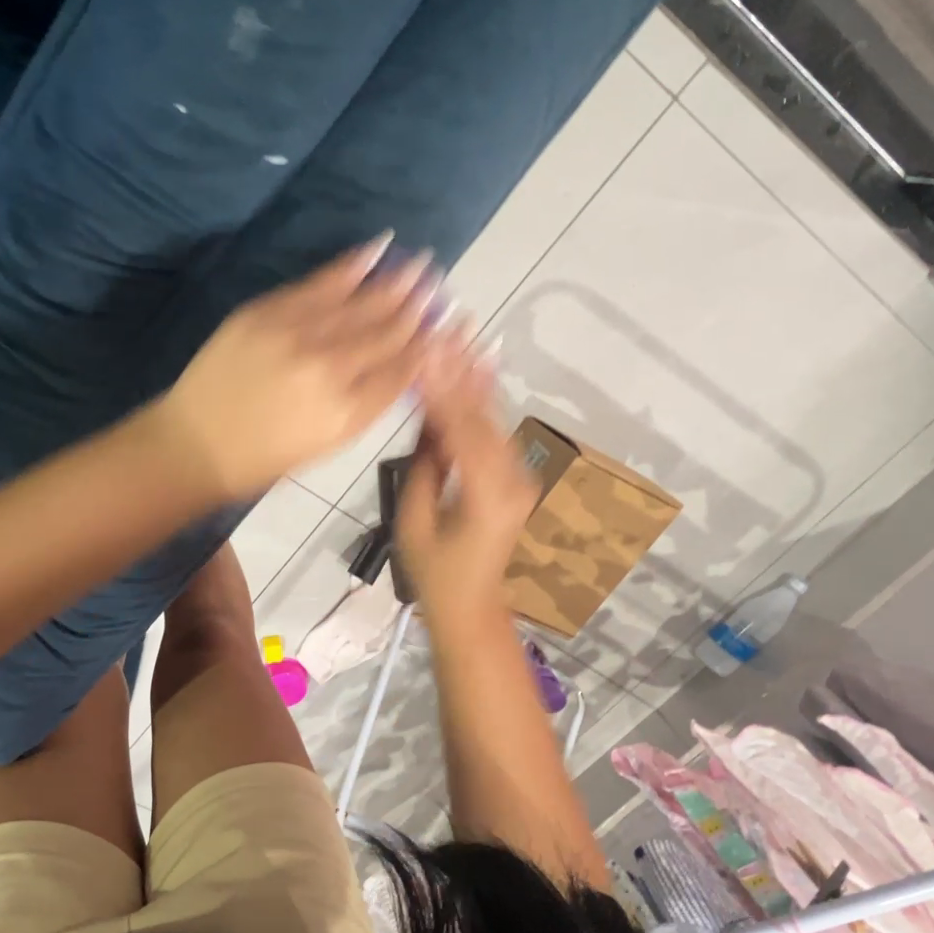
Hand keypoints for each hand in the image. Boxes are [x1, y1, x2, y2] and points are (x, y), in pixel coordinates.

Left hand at [151, 234, 441, 498]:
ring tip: (423, 265)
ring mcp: (299, 337)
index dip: (432, 344)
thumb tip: (402, 366)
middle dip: (420, 308)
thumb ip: (365, 405)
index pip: (404, 370)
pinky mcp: (268, 314)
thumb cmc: (262, 458)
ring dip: (396, 282)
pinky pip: (320, 283)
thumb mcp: (326, 444)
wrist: (195, 444)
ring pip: (361, 304)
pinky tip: (379, 248)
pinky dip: (353, 265)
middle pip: (389, 332)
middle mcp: (332, 372)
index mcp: (349, 414)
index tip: (452, 324)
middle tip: (442, 286)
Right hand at [396, 344, 540, 625]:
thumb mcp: (415, 520)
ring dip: (475, 376)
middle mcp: (513, 481)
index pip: (462, 432)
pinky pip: (495, 432)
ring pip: (493, 418)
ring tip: (461, 334)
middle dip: (463, 371)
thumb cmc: (434, 571)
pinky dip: (482, 398)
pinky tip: (477, 366)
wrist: (471, 605)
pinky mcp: (515, 477)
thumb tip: (426, 416)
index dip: (443, 390)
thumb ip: (425, 466)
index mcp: (487, 496)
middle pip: (484, 416)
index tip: (424, 353)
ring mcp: (519, 478)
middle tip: (447, 327)